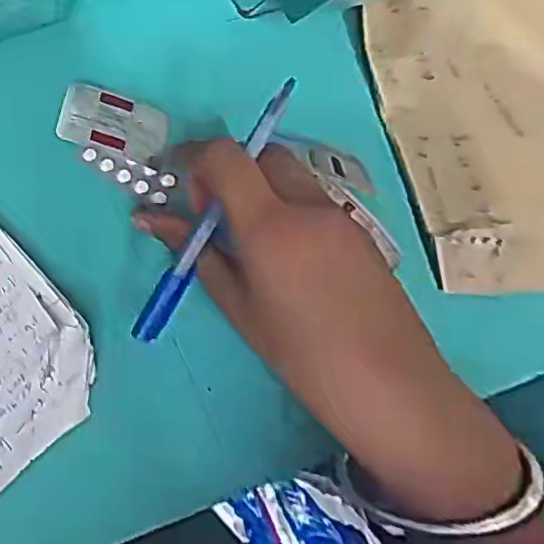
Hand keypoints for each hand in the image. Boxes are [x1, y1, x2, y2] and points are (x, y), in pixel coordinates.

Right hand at [133, 139, 520, 521]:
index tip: (178, 186)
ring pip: (288, 173)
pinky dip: (283, 203)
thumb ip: (193, 250)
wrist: (395, 390)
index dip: (194, 157)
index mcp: (270, 224)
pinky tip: (279, 252)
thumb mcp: (235, 303)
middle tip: (209, 210)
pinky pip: (310, 197)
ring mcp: (340, 216)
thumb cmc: (301, 353)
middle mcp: (307, 206)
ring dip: (256, 184)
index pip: (225, 155)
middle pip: (260, 153)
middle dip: (226, 167)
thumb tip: (148, 218)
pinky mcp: (359, 231)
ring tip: (242, 235)